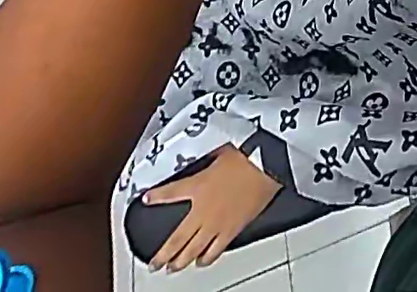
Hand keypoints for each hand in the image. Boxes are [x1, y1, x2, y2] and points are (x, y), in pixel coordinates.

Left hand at [144, 145, 280, 271]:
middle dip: (162, 255)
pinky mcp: (232, 230)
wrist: (269, 162)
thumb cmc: (249, 151)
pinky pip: (215, 251)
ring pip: (191, 252)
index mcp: (197, 186)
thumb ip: (211, 157)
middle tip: (155, 263)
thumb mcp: (225, 149)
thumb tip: (206, 151)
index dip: (156, 197)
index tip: (147, 199)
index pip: (170, 193)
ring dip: (180, 262)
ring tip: (174, 267)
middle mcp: (201, 211)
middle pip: (175, 241)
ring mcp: (216, 224)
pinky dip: (206, 258)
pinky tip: (203, 260)